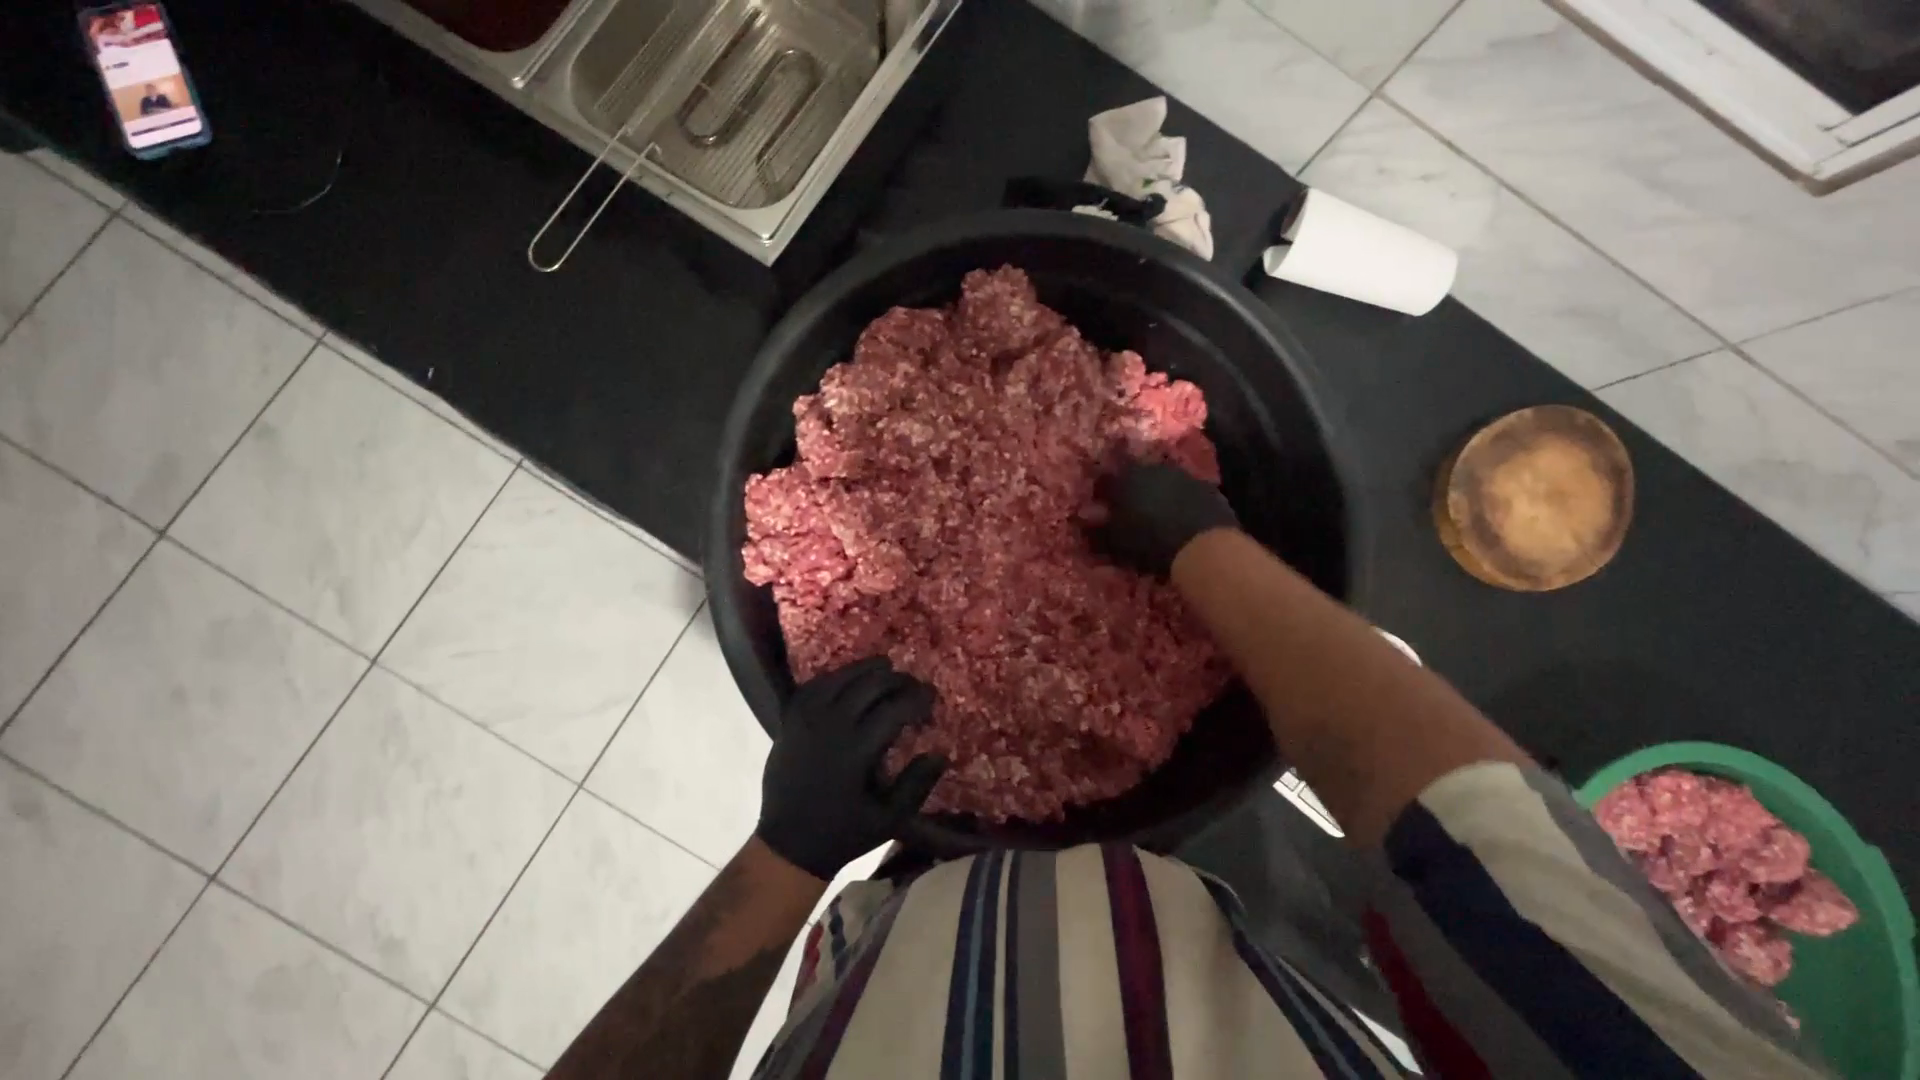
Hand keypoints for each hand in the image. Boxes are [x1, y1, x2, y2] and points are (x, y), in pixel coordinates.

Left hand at [755, 657, 946, 880]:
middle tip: (914, 688)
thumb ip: (917, 784)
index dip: (918, 698)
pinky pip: (815, 685)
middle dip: (898, 680)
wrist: (789, 843)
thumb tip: (941, 752)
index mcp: (856, 750)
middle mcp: (830, 726)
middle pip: (870, 684)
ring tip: (888, 669)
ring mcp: (806, 720)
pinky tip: (849, 680)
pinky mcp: (789, 721)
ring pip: (841, 677)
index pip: (895, 708)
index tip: (933, 699)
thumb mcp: (889, 819)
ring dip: (868, 670)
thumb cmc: (844, 832)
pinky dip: (836, 677)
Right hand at [1090, 461, 1238, 577]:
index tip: (1100, 506)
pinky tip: (1181, 520)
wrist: (1203, 546)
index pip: (1105, 478)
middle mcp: (1153, 469)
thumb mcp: (1115, 542)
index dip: (1101, 492)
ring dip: (1157, 494)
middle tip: (1128, 510)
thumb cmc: (1150, 543)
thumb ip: (1096, 530)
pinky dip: (1180, 503)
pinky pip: (1186, 493)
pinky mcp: (1207, 488)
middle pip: (1135, 476)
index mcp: (1126, 478)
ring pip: (1162, 482)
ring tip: (1156, 516)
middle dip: (1130, 490)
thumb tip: (1083, 521)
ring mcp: (1183, 476)